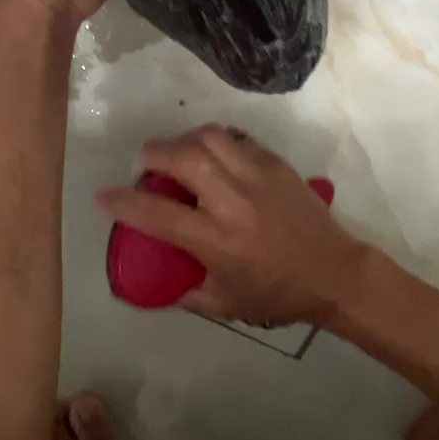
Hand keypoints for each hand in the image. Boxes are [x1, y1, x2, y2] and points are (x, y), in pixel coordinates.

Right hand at [95, 125, 370, 325]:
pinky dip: (217, 141)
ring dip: (186, 140)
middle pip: (181, 157)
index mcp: (214, 239)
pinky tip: (215, 154)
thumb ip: (185, 290)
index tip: (103, 195)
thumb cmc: (278, 293)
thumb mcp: (225, 303)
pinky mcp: (275, 164)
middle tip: (147, 163)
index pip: (156, 212)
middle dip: (154, 153)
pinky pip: (237, 138)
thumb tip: (155, 284)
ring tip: (182, 153)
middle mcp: (231, 201)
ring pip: (209, 136)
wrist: (335, 273)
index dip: (122, 202)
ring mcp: (256, 176)